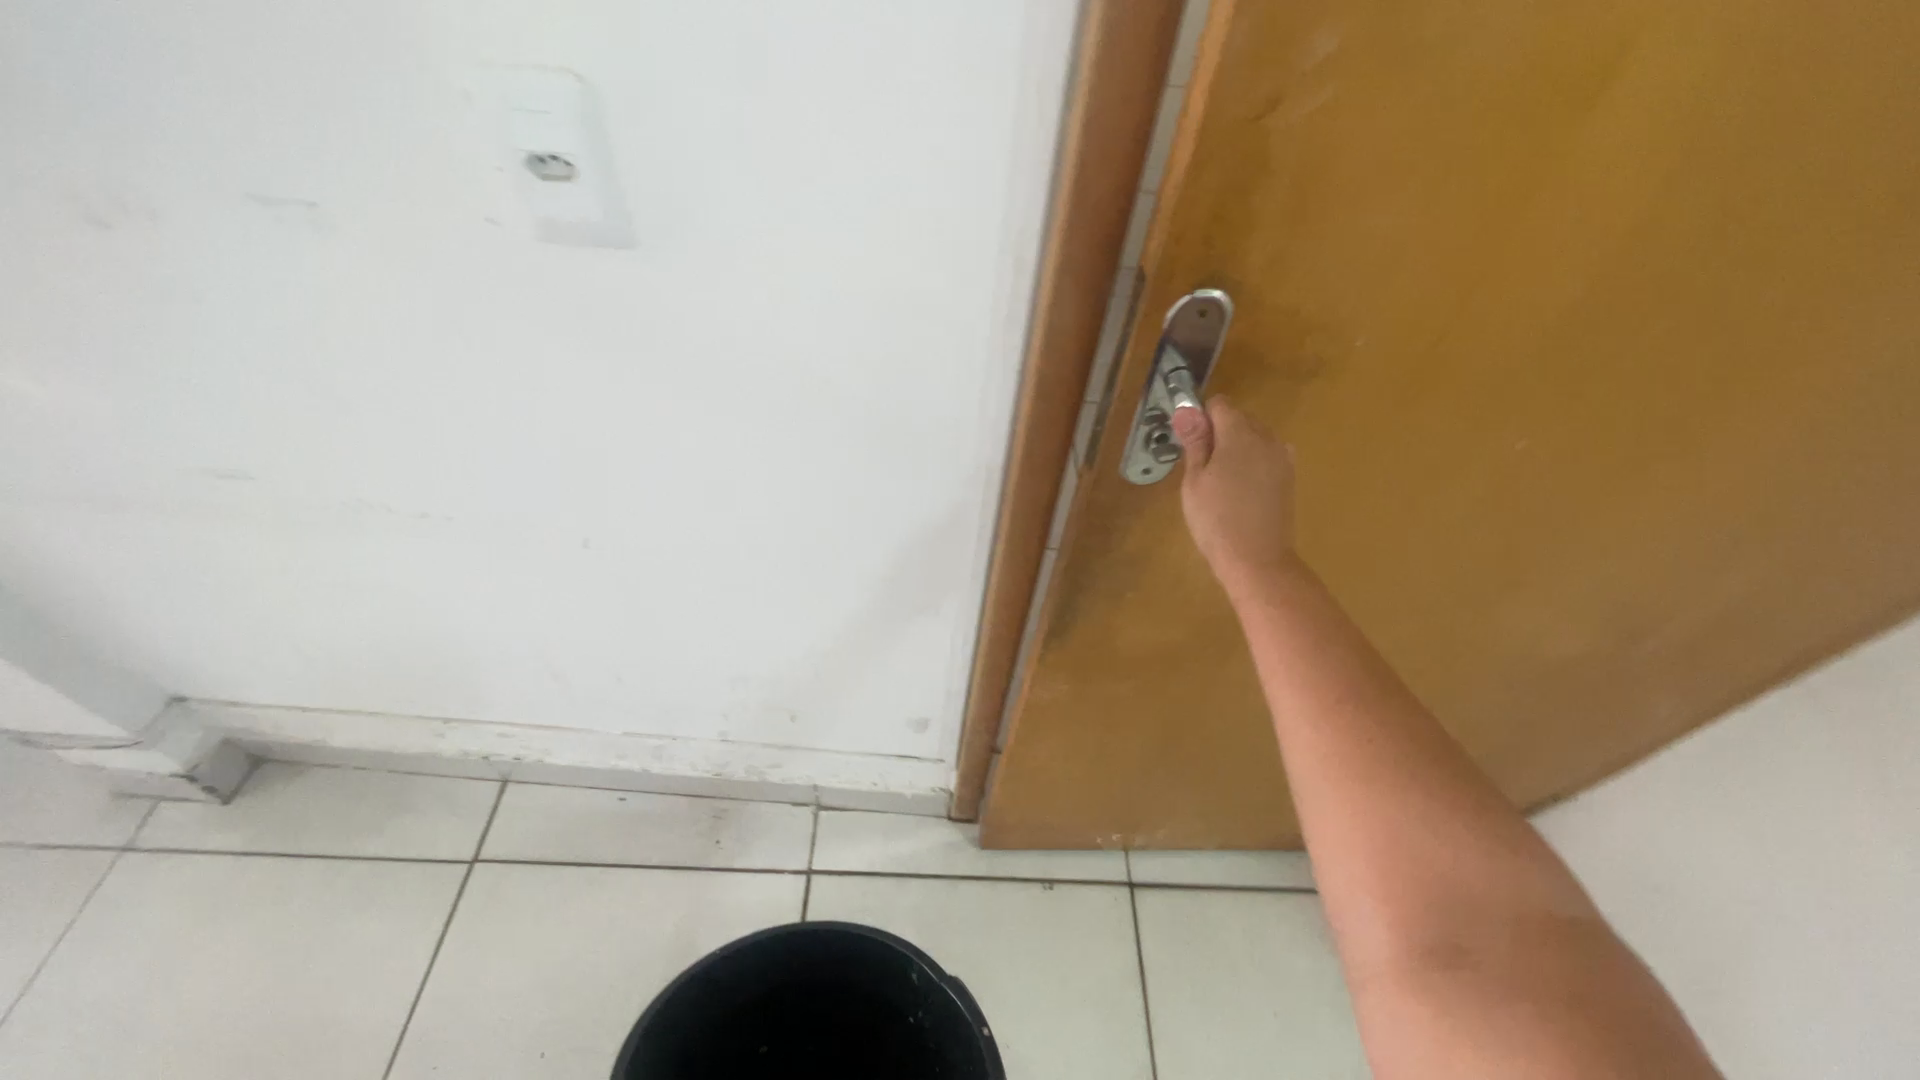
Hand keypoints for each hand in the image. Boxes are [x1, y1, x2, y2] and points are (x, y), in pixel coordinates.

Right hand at [1171, 398, 1297, 594]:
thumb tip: (1186, 410)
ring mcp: (1282, 457)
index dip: (1201, 419)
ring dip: (1237, 448)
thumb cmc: (1216, 520)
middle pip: (1240, 418)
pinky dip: (1252, 463)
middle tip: (1202, 469)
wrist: (1257, 559)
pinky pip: (1267, 456)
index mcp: (1240, 434)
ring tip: (1221, 482)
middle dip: (1219, 432)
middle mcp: (1266, 438)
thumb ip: (1194, 442)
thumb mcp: (1194, 481)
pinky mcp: (1289, 476)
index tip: (1190, 446)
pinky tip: (1241, 490)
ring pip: (1255, 437)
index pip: (1219, 405)